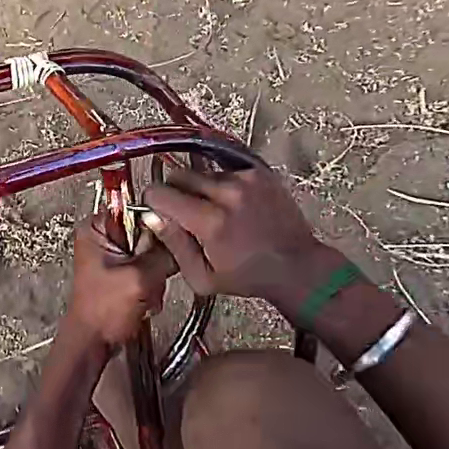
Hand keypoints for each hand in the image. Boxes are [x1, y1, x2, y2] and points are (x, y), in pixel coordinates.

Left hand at [66, 212, 173, 347]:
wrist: (93, 345)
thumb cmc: (105, 310)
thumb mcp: (139, 278)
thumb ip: (163, 254)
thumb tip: (187, 238)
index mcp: (97, 227)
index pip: (136, 206)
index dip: (157, 221)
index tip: (171, 238)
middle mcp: (104, 235)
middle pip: (146, 231)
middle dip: (155, 256)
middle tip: (152, 277)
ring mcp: (113, 255)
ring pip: (151, 252)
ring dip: (155, 274)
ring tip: (147, 294)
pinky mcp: (123, 271)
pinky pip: (149, 268)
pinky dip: (151, 284)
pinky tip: (146, 301)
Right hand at [142, 166, 337, 308]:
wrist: (297, 265)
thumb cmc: (249, 276)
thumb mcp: (202, 277)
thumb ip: (173, 245)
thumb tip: (152, 217)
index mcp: (210, 221)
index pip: (161, 192)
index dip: (154, 202)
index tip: (159, 211)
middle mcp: (227, 193)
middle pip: (179, 175)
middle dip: (176, 192)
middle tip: (187, 214)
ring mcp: (246, 179)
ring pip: (203, 172)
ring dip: (202, 189)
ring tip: (216, 212)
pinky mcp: (259, 173)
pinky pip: (226, 170)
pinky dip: (224, 185)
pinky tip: (234, 205)